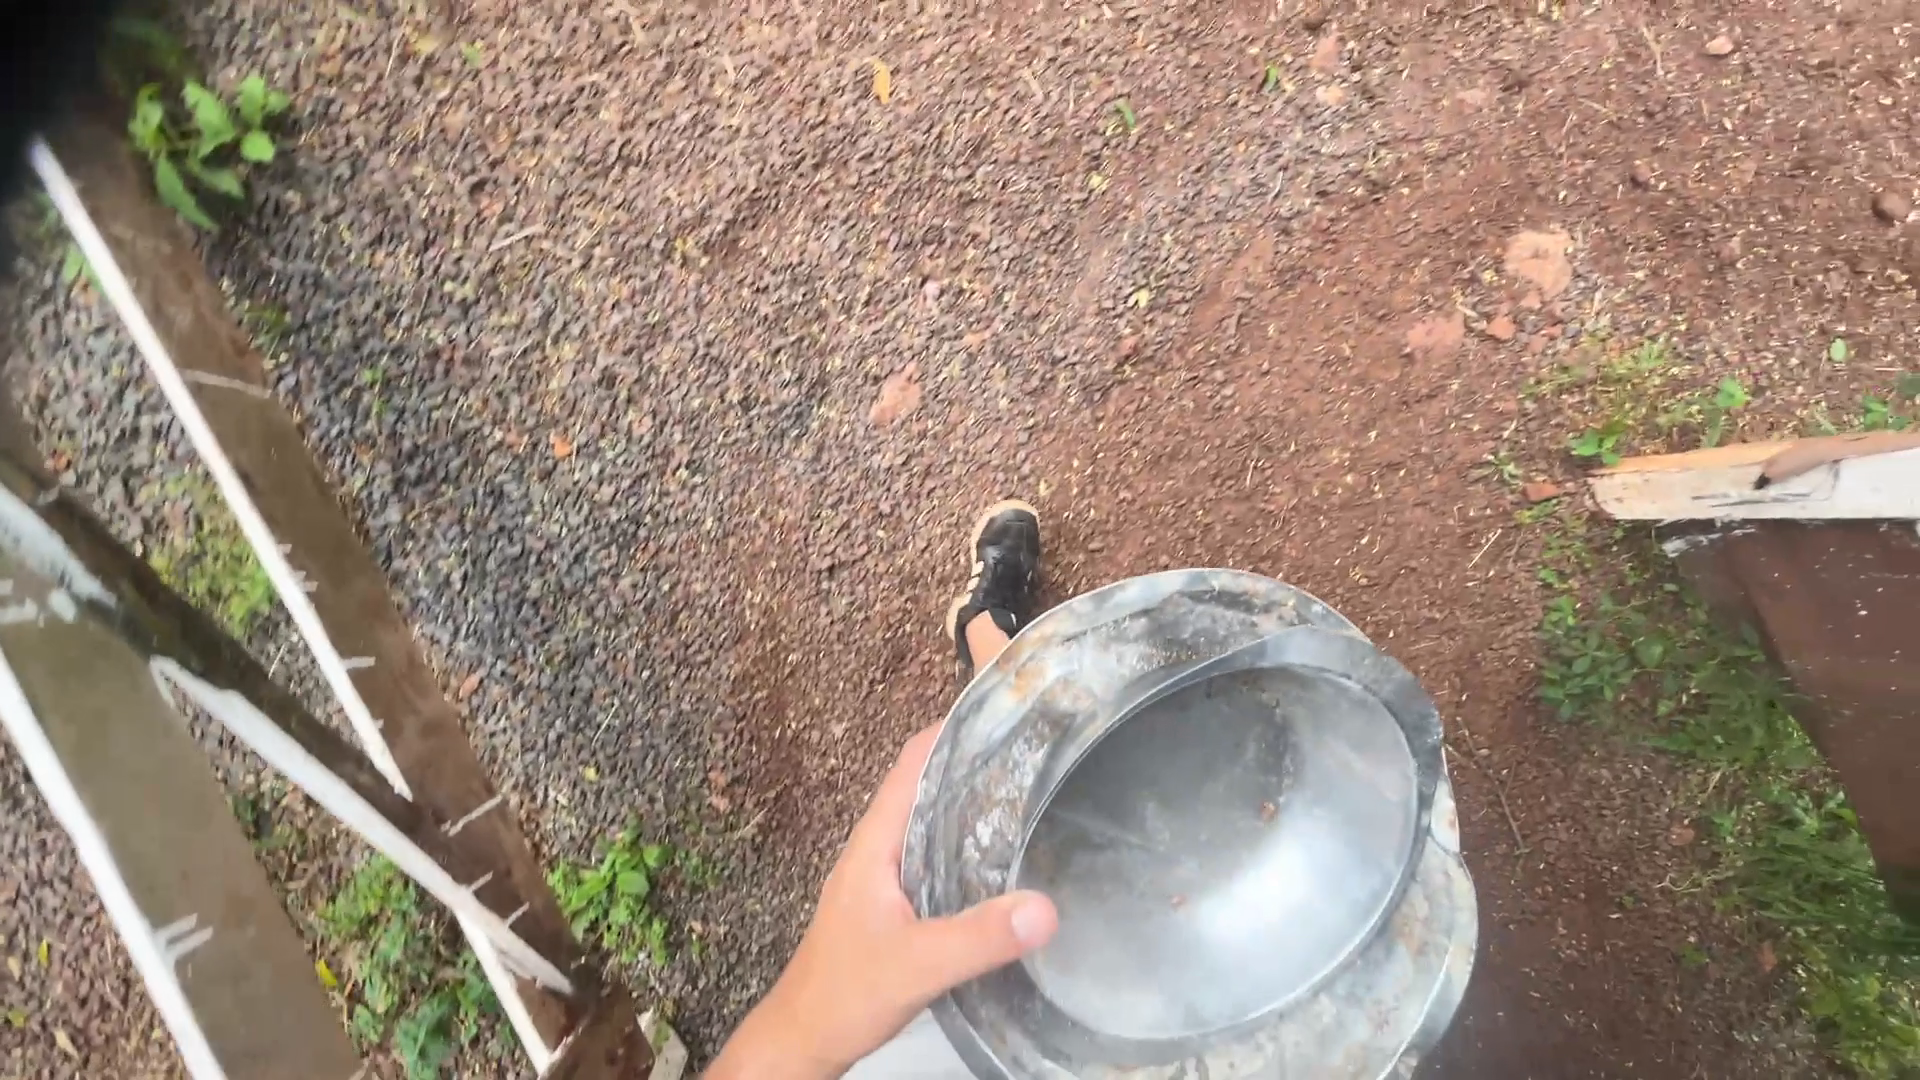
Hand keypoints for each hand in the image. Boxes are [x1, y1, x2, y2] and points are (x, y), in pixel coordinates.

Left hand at [706, 726, 1058, 1078]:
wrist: (803, 1039)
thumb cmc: (847, 992)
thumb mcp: (917, 965)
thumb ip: (978, 937)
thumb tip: (1046, 907)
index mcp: (876, 839)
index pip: (911, 764)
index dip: (948, 732)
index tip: (997, 716)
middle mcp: (879, 845)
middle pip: (924, 785)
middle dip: (968, 763)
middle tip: (1026, 752)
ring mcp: (883, 872)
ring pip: (928, 820)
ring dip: (965, 802)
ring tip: (1022, 794)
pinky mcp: (892, 898)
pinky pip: (931, 852)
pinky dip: (961, 841)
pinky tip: (995, 858)